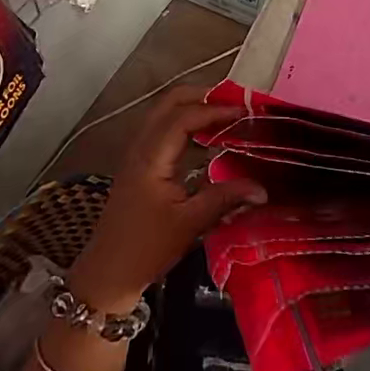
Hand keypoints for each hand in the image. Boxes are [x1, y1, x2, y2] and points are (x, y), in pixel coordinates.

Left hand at [68, 87, 264, 312]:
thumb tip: (262, 188)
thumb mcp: (189, 224)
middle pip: (168, 103)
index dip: (214, 110)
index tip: (244, 112)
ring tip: (226, 115)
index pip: (183, 117)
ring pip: (163, 114)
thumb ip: (225, 198)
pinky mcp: (139, 164)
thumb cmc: (146, 249)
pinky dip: (185, 123)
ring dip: (193, 108)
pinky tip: (207, 138)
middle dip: (202, 96)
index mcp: (150, 157)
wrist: (107, 274)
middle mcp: (140, 147)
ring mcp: (136, 154)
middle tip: (235, 102)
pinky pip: (162, 129)